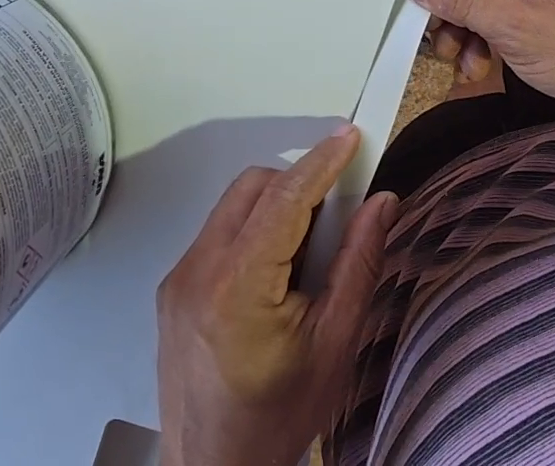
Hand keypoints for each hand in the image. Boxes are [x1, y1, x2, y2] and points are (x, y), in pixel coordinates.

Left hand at [156, 124, 399, 465]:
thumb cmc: (278, 417)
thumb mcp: (335, 343)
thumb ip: (358, 263)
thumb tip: (381, 202)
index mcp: (238, 290)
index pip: (284, 200)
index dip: (322, 162)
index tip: (349, 136)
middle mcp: (197, 274)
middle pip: (253, 188)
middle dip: (298, 184)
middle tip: (337, 211)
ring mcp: (178, 280)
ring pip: (233, 206)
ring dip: (275, 207)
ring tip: (306, 255)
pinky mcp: (172, 289)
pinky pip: (218, 232)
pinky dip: (253, 231)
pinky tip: (277, 273)